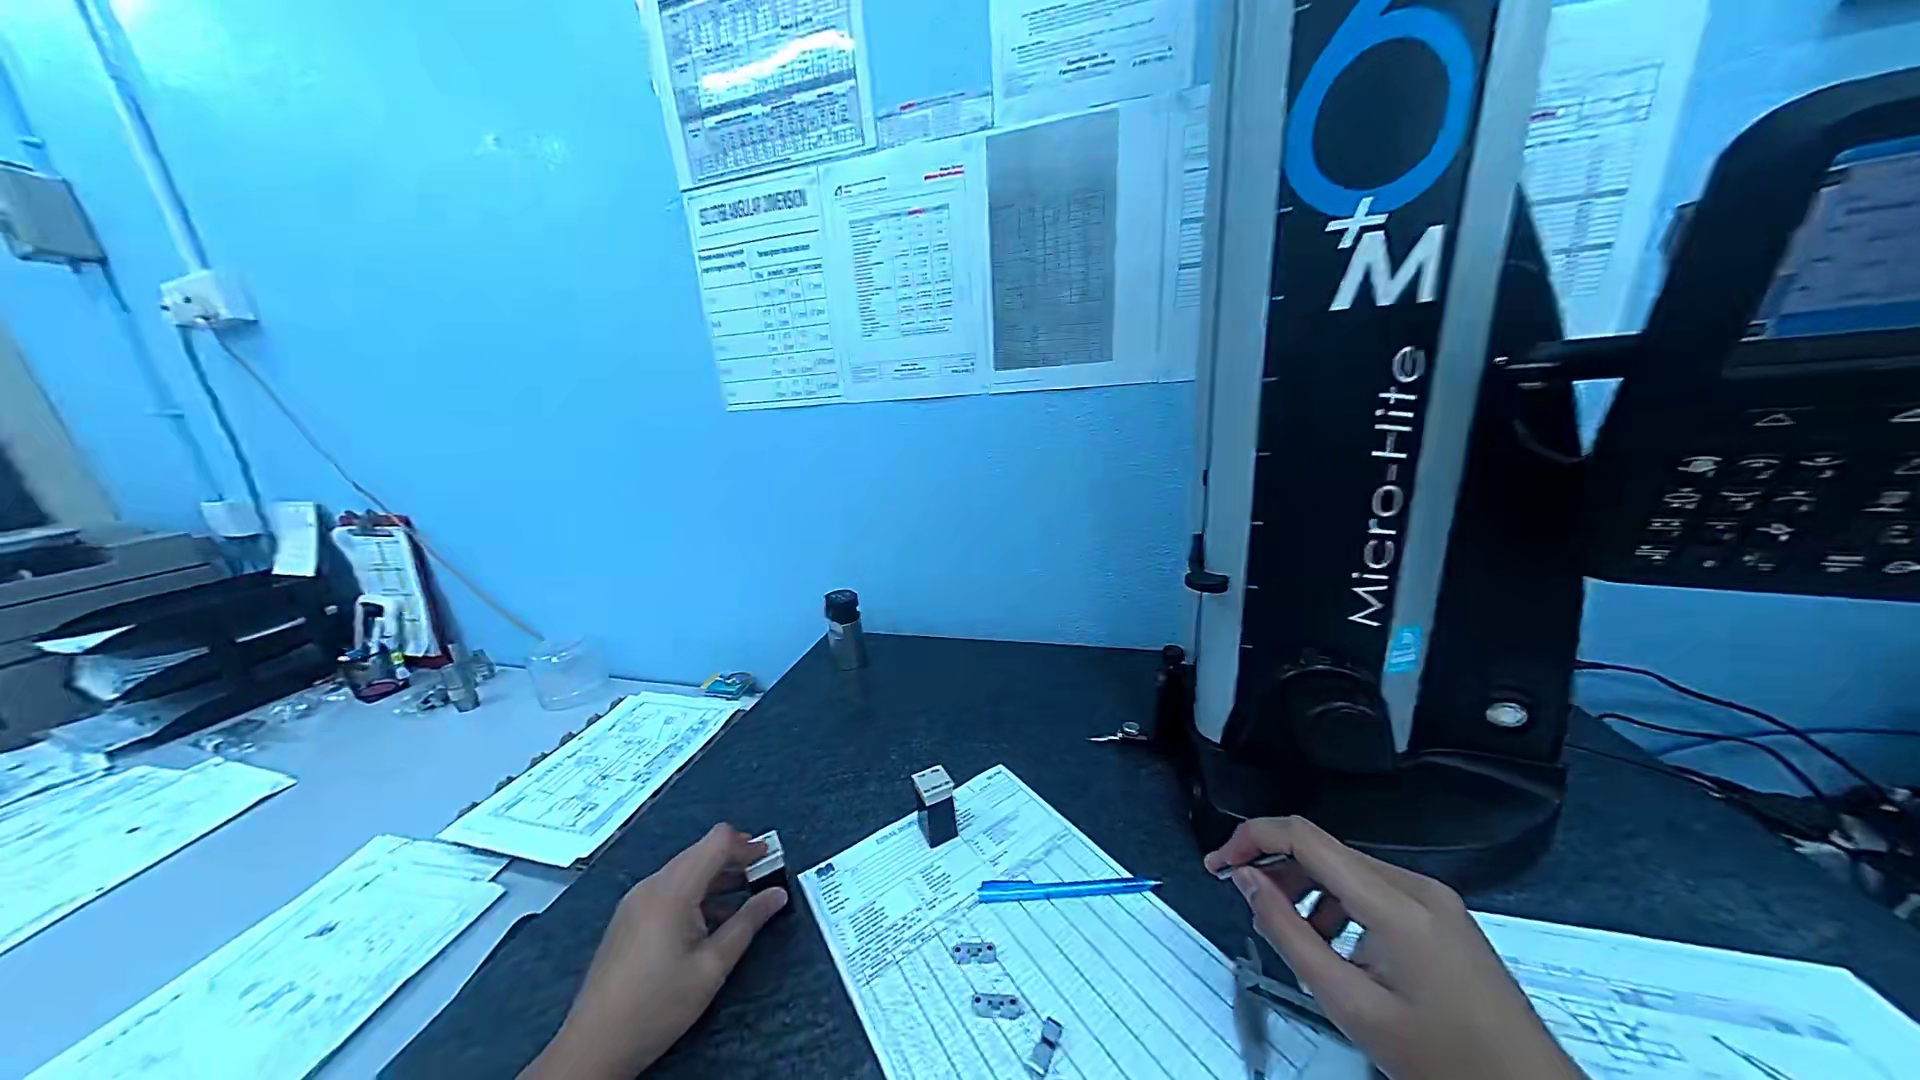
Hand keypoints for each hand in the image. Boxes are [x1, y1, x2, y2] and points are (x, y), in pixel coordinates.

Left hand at [522, 824, 787, 1079]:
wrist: (593, 1048)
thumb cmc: (658, 1005)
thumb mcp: (712, 966)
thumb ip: (748, 922)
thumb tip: (777, 894)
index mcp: (673, 890)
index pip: (716, 840)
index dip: (747, 844)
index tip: (770, 858)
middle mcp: (651, 885)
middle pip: (700, 852)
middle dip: (734, 859)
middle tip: (763, 876)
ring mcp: (635, 901)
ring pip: (684, 870)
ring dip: (716, 876)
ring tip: (743, 897)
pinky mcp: (628, 918)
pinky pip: (668, 889)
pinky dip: (695, 892)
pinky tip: (710, 920)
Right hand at [1205, 817, 1584, 1079]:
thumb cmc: (1444, 1062)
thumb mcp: (1350, 1005)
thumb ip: (1288, 933)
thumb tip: (1246, 879)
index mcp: (1395, 904)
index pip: (1303, 836)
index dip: (1251, 838)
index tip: (1220, 865)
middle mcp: (1415, 885)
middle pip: (1322, 850)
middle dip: (1275, 869)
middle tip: (1248, 905)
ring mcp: (1433, 897)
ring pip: (1345, 868)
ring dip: (1305, 890)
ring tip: (1291, 934)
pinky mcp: (1440, 912)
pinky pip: (1372, 889)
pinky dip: (1338, 904)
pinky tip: (1334, 944)